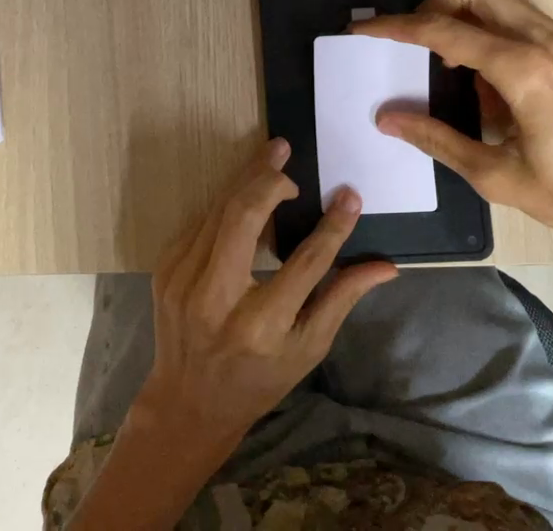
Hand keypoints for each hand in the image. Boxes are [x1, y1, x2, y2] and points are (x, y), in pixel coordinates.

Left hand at [133, 139, 397, 447]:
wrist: (189, 400)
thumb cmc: (259, 378)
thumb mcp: (307, 348)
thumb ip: (341, 299)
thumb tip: (387, 265)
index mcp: (260, 325)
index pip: (305, 263)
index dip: (332, 227)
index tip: (349, 196)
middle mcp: (216, 298)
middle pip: (242, 218)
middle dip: (267, 179)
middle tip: (285, 151)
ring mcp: (183, 280)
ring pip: (217, 210)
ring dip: (244, 179)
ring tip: (270, 157)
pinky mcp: (165, 269)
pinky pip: (200, 222)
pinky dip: (224, 203)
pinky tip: (243, 190)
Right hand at [352, 0, 552, 277]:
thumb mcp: (497, 176)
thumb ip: (438, 139)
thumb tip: (388, 118)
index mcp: (523, 68)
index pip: (443, 30)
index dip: (395, 28)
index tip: (363, 30)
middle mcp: (545, 41)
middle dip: (431, 4)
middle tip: (406, 40)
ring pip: (499, 1)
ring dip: (460, 15)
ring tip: (437, 60)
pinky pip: (518, 22)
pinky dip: (486, 32)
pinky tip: (478, 78)